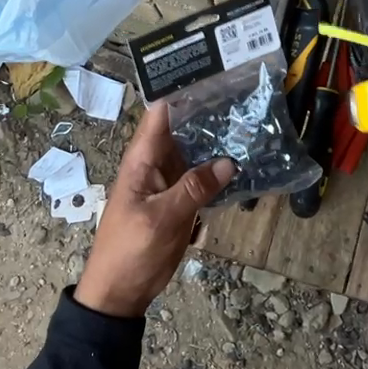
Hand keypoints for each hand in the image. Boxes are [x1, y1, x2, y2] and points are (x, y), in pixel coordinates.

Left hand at [74, 102, 235, 318]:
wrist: (118, 296)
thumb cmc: (131, 252)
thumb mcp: (162, 220)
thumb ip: (194, 189)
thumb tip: (228, 162)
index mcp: (142, 159)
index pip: (160, 112)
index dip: (181, 89)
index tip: (212, 72)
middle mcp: (155, 162)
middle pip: (182, 127)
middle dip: (208, 110)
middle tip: (244, 94)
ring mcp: (168, 181)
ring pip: (194, 150)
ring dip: (216, 138)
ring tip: (250, 120)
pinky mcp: (178, 200)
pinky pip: (199, 176)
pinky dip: (218, 167)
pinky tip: (243, 160)